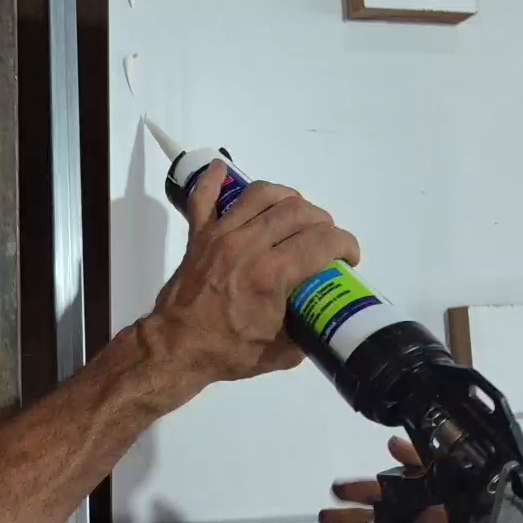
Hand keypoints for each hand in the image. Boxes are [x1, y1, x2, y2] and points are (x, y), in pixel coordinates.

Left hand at [143, 161, 360, 387]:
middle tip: (324, 241)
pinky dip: (214, 181)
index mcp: (271, 275)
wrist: (174, 348)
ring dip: (286, 198)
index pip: (323, 241)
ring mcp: (220, 236)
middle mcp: (247, 246)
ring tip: (294, 214)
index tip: (348, 258)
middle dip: (322, 222)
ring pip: (260, 195)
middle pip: (297, 211)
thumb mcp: (280, 352)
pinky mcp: (198, 236)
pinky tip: (224, 170)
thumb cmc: (226, 352)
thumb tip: (325, 315)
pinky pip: (204, 198)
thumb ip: (307, 330)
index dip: (346, 245)